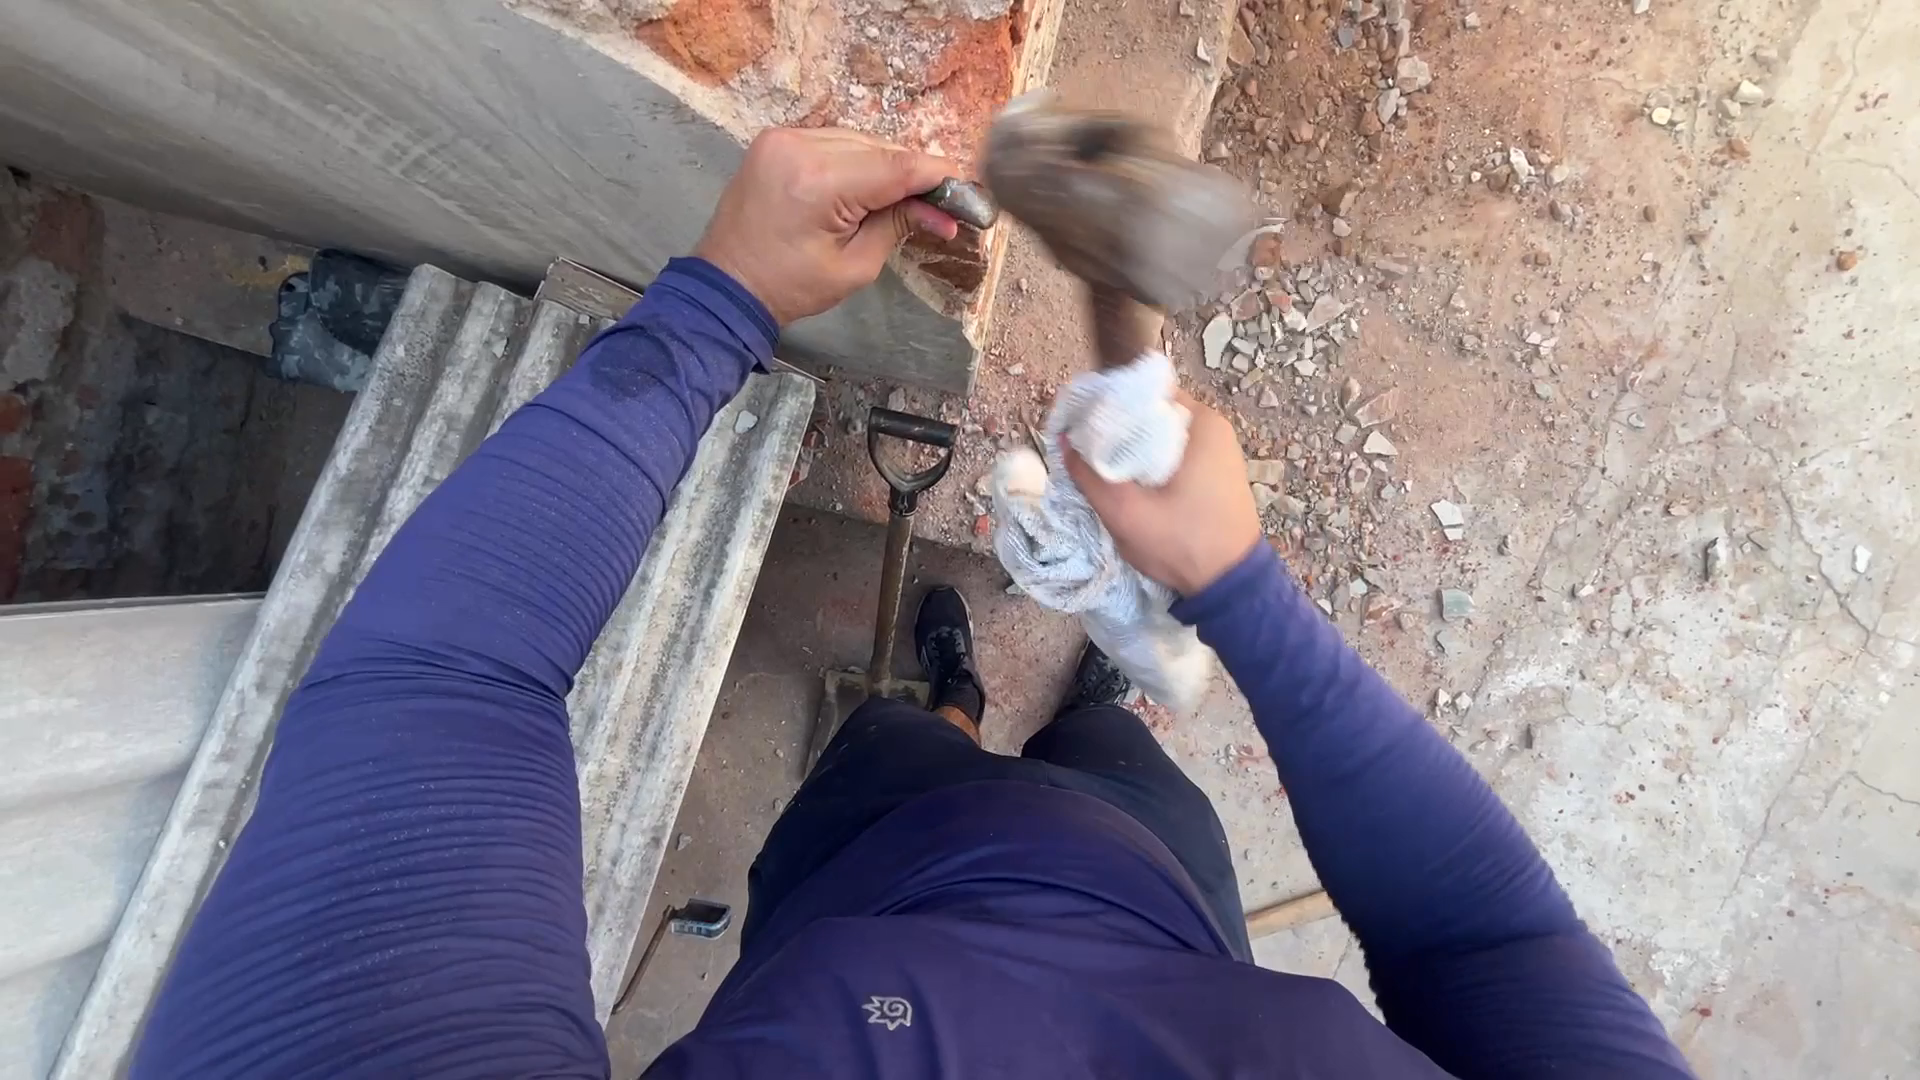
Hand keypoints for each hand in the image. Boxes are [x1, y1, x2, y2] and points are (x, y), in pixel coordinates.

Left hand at [694, 127, 960, 325]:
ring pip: (858, 141)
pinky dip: (858, 161)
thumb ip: (896, 227)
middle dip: (913, 175)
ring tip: (909, 201)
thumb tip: (937, 211)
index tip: (966, 187)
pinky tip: (872, 187)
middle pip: (879, 148)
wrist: (729, 285)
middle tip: (941, 207)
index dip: (935, 175)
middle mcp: (799, 146)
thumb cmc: (791, 288)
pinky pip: (833, 142)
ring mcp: (783, 138)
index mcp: (818, 182)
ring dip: (887, 167)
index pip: (894, 167)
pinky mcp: (776, 141)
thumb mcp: (855, 267)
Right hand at [1062, 392, 1263, 596]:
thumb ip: (1090, 476)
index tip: (1076, 421)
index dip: (1104, 402)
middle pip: (1148, 411)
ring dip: (1129, 445)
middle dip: (1114, 426)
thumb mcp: (1126, 514)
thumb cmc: (1182, 544)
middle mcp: (1211, 427)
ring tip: (1100, 466)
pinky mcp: (1214, 470)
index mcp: (1199, 423)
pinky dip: (1147, 459)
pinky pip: (1171, 451)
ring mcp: (1216, 449)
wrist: (1230, 584)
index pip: (1141, 391)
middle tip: (1082, 448)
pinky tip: (1129, 480)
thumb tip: (1065, 442)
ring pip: (1157, 433)